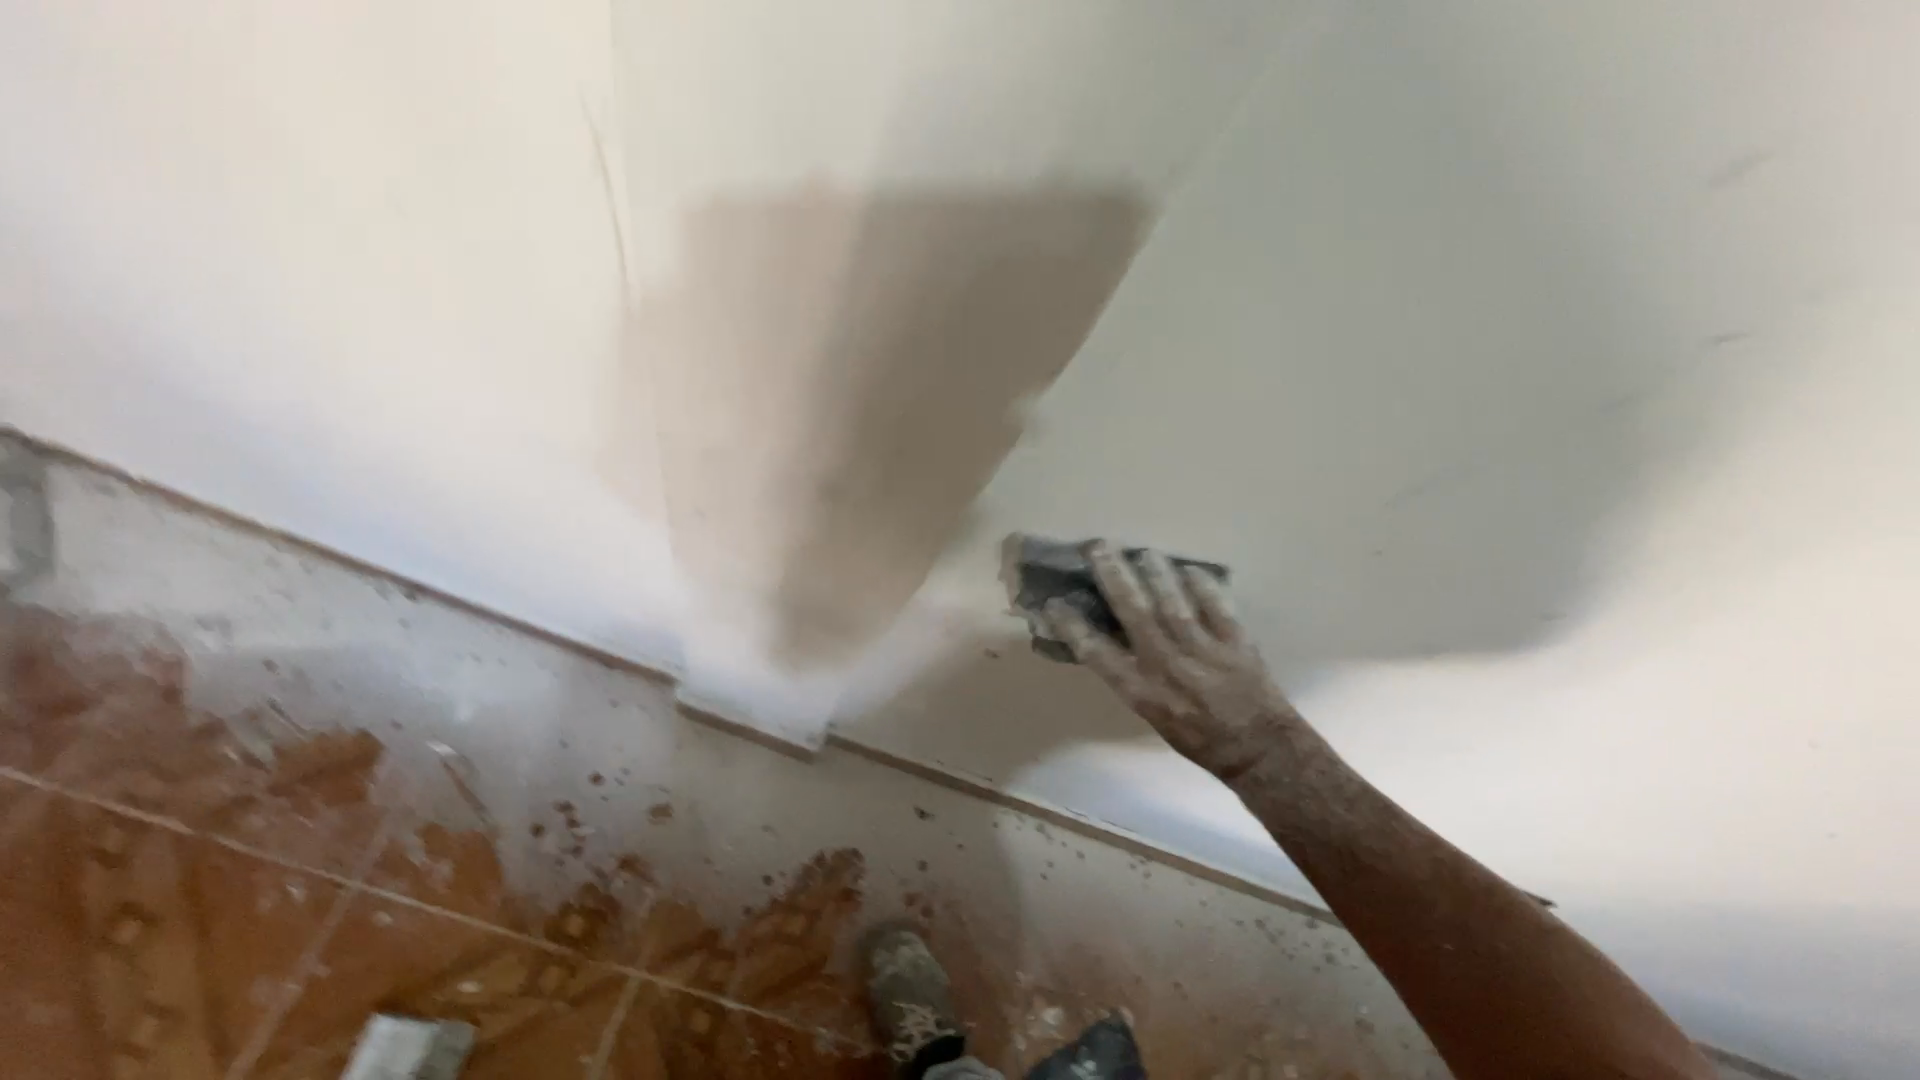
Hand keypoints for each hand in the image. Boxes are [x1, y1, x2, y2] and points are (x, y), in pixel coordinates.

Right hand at [1044, 540, 1296, 779]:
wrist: (1259, 751)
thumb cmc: (1199, 738)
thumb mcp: (1154, 715)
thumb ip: (1134, 678)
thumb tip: (1113, 640)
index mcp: (1142, 692)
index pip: (1097, 654)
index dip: (1073, 626)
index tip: (1055, 603)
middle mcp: (1167, 667)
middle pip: (1134, 614)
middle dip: (1114, 578)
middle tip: (1098, 547)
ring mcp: (1203, 652)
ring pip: (1174, 604)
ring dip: (1156, 574)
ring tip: (1143, 551)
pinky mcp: (1236, 643)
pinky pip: (1217, 606)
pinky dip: (1203, 586)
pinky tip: (1191, 569)